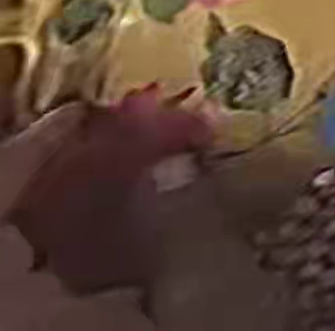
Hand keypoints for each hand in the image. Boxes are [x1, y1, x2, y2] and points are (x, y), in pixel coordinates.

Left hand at [4, 94, 286, 330]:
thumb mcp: (217, 297)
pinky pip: (14, 297)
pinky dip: (33, 267)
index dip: (23, 158)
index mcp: (2, 318)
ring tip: (66, 197)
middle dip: (15, 193)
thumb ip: (185, 224)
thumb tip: (165, 164)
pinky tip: (68, 257)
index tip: (74, 118)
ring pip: (0, 275)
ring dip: (25, 231)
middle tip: (66, 152)